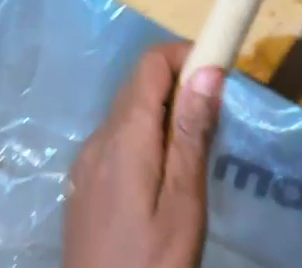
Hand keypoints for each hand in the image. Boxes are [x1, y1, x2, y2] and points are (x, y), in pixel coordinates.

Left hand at [63, 42, 225, 267]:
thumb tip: (207, 69)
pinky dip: (145, 137)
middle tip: (215, 117)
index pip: (151, 63)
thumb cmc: (151, 264)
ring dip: (164, 112)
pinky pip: (117, 140)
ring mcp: (86, 163)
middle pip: (140, 84)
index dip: (185, 55)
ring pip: (129, 112)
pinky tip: (164, 178)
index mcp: (125, 136)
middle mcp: (99, 138)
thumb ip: (192, 134)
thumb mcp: (183, 204)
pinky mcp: (83, 186)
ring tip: (195, 153)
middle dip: (180, 84)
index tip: (218, 74)